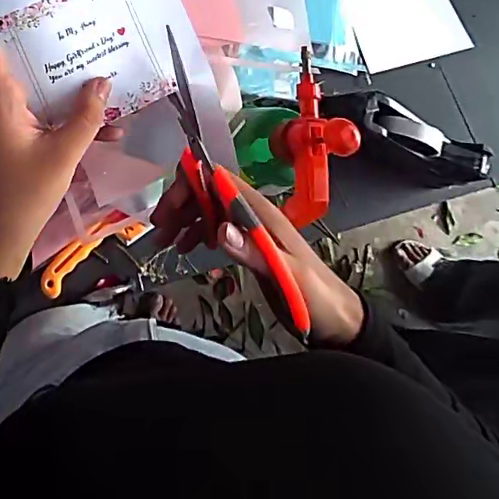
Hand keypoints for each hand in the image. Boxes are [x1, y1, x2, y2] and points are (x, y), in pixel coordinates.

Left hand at [0, 30, 122, 278]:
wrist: (0, 239)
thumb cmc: (23, 194)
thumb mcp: (62, 154)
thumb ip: (86, 117)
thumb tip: (103, 81)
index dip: (10, 19)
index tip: (44, 6)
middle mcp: (1, 101)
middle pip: (23, 61)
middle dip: (56, 48)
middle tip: (89, 33)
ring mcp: (11, 120)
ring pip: (40, 88)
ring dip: (70, 83)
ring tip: (107, 69)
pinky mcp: (22, 137)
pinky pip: (46, 114)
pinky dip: (70, 113)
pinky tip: (108, 121)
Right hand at [149, 169, 364, 345]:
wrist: (339, 320)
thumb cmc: (317, 296)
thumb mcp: (288, 276)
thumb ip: (254, 252)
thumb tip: (220, 229)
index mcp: (261, 210)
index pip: (218, 178)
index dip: (190, 184)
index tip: (169, 208)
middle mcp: (252, 211)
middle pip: (207, 191)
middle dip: (180, 202)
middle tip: (159, 228)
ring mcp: (249, 226)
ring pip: (207, 208)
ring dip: (183, 217)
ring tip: (163, 240)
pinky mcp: (247, 243)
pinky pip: (214, 226)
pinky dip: (195, 231)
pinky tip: (186, 247)